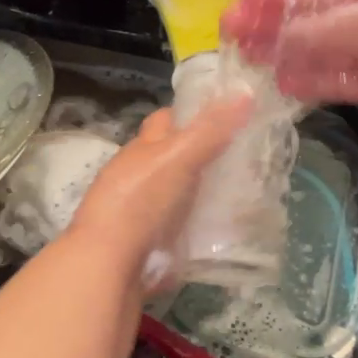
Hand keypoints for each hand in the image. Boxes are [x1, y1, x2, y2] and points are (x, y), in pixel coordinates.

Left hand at [64, 96, 251, 267]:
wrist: (110, 265)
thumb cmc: (140, 200)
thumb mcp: (179, 156)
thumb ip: (211, 129)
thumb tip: (246, 91)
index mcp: (141, 150)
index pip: (165, 121)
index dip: (190, 114)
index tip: (226, 115)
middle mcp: (138, 178)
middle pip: (173, 159)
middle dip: (203, 158)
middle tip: (248, 159)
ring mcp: (143, 214)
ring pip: (179, 196)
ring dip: (203, 196)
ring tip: (245, 195)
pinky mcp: (151, 247)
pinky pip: (181, 231)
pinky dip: (200, 229)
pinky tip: (224, 233)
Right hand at [219, 0, 357, 159]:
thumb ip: (341, 28)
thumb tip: (282, 36)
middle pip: (319, 11)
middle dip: (275, 20)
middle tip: (231, 32)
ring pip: (323, 45)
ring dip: (285, 51)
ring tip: (246, 59)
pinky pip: (337, 77)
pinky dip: (309, 79)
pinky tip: (282, 83)